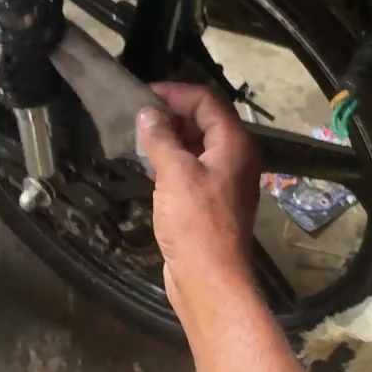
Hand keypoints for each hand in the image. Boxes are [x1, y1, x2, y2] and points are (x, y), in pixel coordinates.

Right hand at [138, 83, 261, 311]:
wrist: (209, 277)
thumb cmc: (195, 223)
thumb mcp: (174, 173)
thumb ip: (161, 139)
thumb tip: (147, 114)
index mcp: (234, 144)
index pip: (206, 102)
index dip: (175, 93)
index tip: (142, 95)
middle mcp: (234, 158)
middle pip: (204, 122)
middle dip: (171, 115)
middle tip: (136, 116)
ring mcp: (223, 182)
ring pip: (196, 147)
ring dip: (169, 139)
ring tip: (137, 138)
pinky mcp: (210, 203)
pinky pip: (191, 170)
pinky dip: (171, 162)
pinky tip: (148, 166)